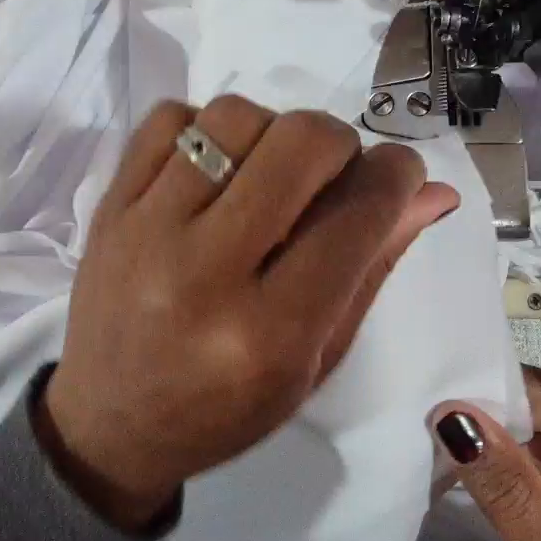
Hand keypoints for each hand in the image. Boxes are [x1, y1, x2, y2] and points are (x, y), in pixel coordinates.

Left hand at [40, 95, 459, 530]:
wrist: (109, 424)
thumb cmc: (224, 410)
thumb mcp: (314, 363)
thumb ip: (372, 270)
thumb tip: (431, 191)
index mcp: (269, 333)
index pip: (357, 215)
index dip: (397, 176)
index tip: (399, 173)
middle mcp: (205, 272)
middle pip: (300, 143)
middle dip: (340, 143)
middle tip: (334, 173)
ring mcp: (146, 230)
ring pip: (235, 117)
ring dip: (272, 130)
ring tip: (270, 172)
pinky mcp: (109, 206)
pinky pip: (168, 118)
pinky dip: (205, 127)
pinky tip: (214, 169)